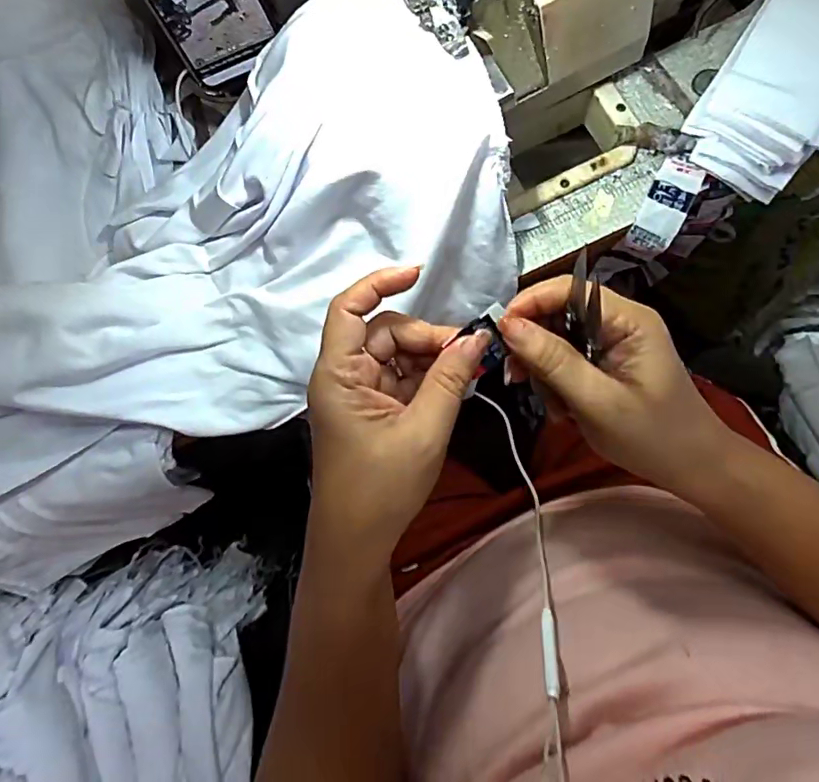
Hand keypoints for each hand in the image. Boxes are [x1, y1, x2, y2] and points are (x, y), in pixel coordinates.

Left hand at [306, 266, 488, 559]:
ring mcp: (359, 392)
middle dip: (427, 336)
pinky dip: (428, 376)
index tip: (419, 273)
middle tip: (470, 354)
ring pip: (397, 353)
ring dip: (432, 357)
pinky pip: (402, 377)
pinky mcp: (374, 409)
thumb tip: (478, 337)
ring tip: (468, 371)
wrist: (357, 545)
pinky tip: (455, 383)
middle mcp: (344, 375)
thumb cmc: (381, 489)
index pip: (348, 308)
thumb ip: (450, 379)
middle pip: (385, 331)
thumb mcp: (424, 430)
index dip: (380, 283)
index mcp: (339, 374)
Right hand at [498, 276, 740, 494]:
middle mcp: (619, 320)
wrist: (693, 468)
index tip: (500, 332)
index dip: (530, 302)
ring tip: (552, 405)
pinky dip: (555, 380)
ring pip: (557, 336)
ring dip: (543, 368)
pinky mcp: (606, 359)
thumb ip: (553, 361)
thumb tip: (508, 325)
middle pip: (558, 311)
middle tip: (517, 377)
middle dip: (534, 342)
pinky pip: (566, 356)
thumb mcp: (598, 401)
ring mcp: (613, 340)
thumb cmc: (653, 436)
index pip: (568, 289)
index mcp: (628, 318)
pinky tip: (562, 409)